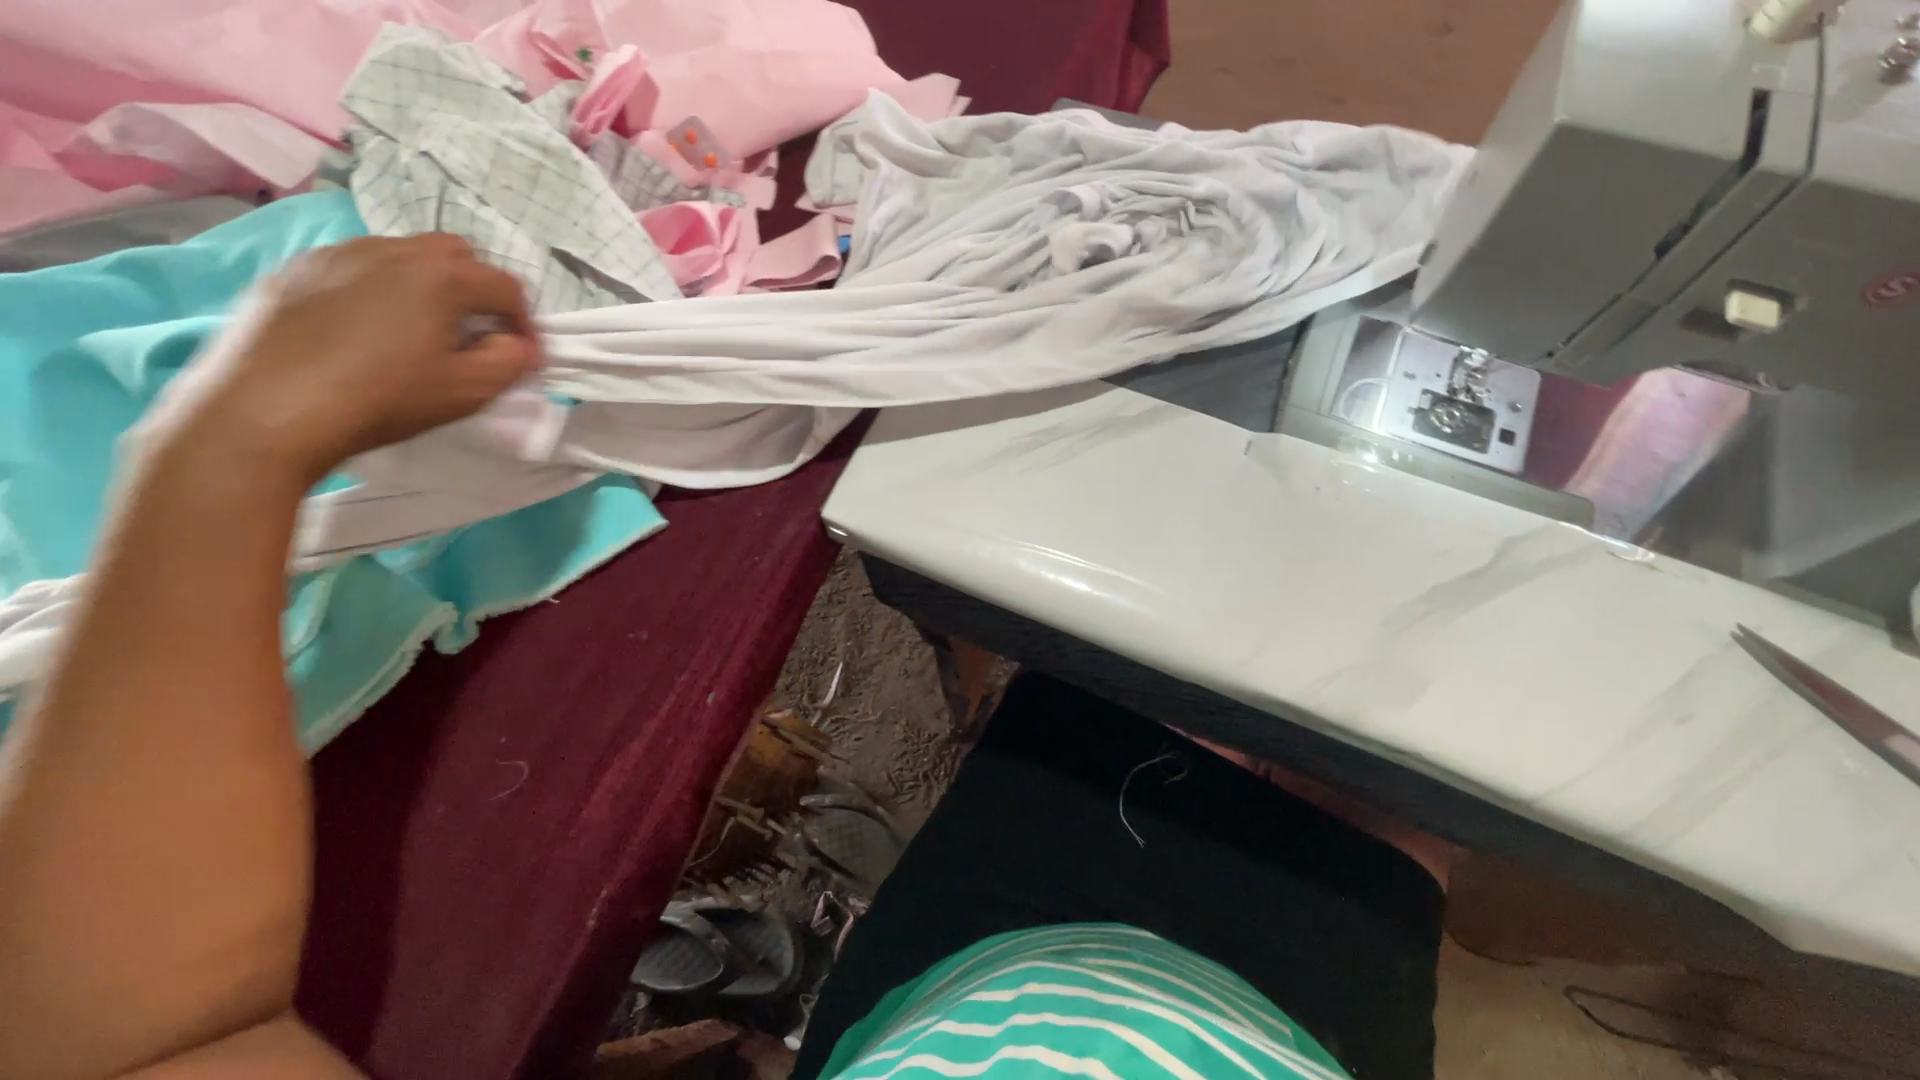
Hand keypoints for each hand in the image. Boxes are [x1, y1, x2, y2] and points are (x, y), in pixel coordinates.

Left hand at [152, 234, 540, 484]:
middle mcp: (391, 249)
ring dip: (424, 287)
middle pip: (455, 254)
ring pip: (402, 256)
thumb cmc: (381, 398)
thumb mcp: (467, 391)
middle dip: (475, 290)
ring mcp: (336, 254)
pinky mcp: (294, 271)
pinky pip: (353, 270)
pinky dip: (374, 292)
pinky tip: (361, 334)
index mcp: (440, 275)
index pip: (506, 286)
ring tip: (413, 333)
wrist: (266, 410)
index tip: (521, 355)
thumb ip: (511, 361)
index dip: (524, 322)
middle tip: (469, 335)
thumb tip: (520, 344)